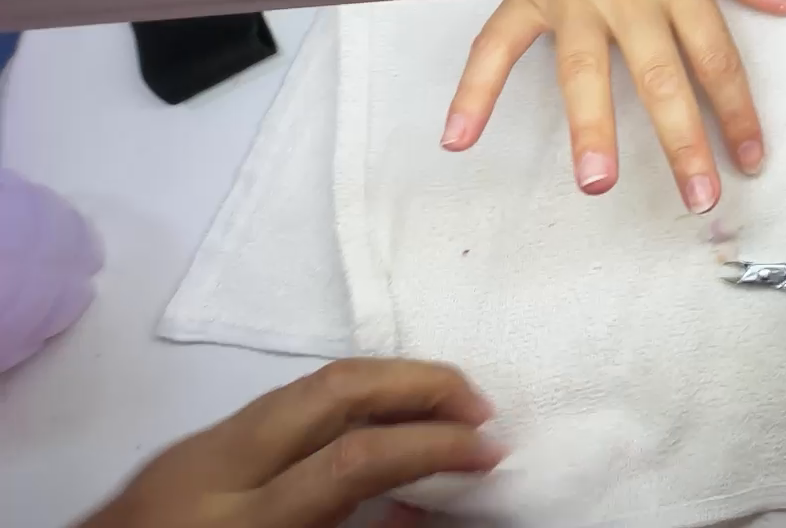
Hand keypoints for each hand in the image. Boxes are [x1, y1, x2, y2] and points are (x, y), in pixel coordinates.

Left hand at [80, 360, 499, 527]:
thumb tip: (437, 502)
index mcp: (225, 524)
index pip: (354, 458)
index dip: (436, 446)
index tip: (491, 452)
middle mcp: (204, 472)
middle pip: (338, 386)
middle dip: (424, 384)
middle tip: (479, 407)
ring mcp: (191, 450)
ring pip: (315, 379)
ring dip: (395, 383)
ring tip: (446, 406)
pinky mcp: (188, 446)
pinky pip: (293, 402)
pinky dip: (355, 400)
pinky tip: (383, 421)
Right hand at [442, 0, 785, 209]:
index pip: (718, 61)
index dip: (738, 113)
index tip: (750, 159)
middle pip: (660, 79)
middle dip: (681, 141)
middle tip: (696, 196)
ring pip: (582, 71)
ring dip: (589, 128)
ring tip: (596, 182)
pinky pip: (494, 44)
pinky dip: (473, 89)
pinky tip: (459, 137)